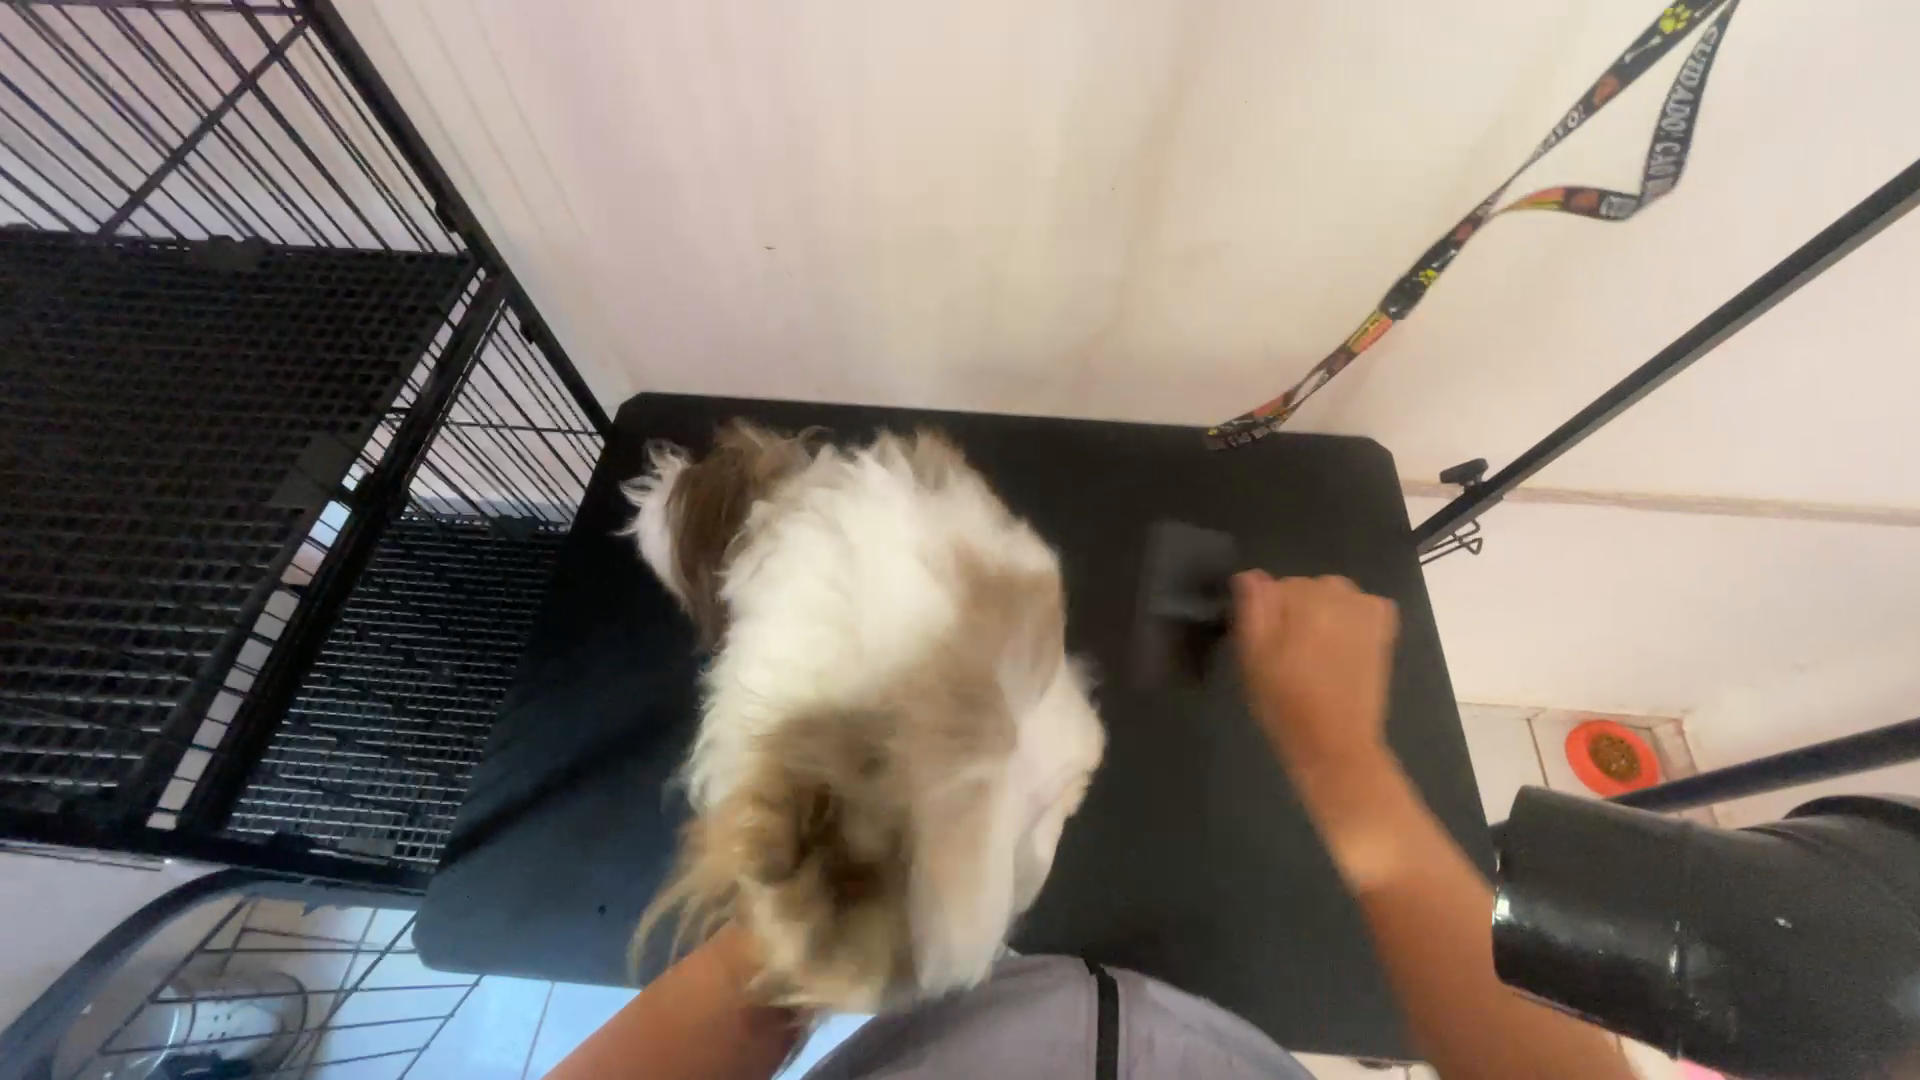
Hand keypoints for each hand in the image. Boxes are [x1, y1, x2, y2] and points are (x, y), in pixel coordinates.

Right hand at [1232, 571, 1398, 774]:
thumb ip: (1252, 607)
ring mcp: (1365, 611)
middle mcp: (1338, 596)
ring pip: (1330, 593)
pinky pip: (1362, 603)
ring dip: (1318, 610)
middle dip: (1290, 608)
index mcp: (1303, 600)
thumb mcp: (1251, 655)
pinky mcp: (1382, 629)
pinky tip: (1340, 639)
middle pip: (1301, 586)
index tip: (1260, 639)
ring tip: (1312, 646)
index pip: (1269, 585)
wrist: (1333, 742)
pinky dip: (1350, 613)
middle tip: (1283, 649)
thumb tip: (1250, 575)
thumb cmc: (1283, 701)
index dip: (1260, 611)